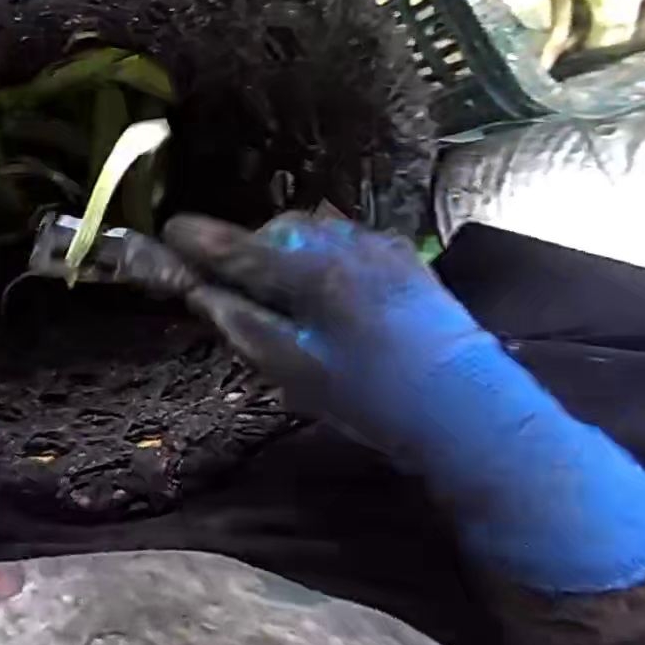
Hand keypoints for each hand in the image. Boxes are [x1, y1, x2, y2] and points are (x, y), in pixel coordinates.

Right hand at [164, 213, 644, 592]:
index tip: (169, 229)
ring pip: (308, 230)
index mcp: (308, 274)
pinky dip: (317, 250)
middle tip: (236, 281)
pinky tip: (324, 281)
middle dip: (246, 247)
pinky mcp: (401, 255)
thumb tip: (200, 293)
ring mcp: (375, 246)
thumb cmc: (370, 397)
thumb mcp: (291, 368)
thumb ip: (239, 322)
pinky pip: (341, 237)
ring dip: (283, 247)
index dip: (197, 238)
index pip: (236, 247)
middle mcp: (340, 246)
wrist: (475, 415)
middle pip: (272, 231)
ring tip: (283, 284)